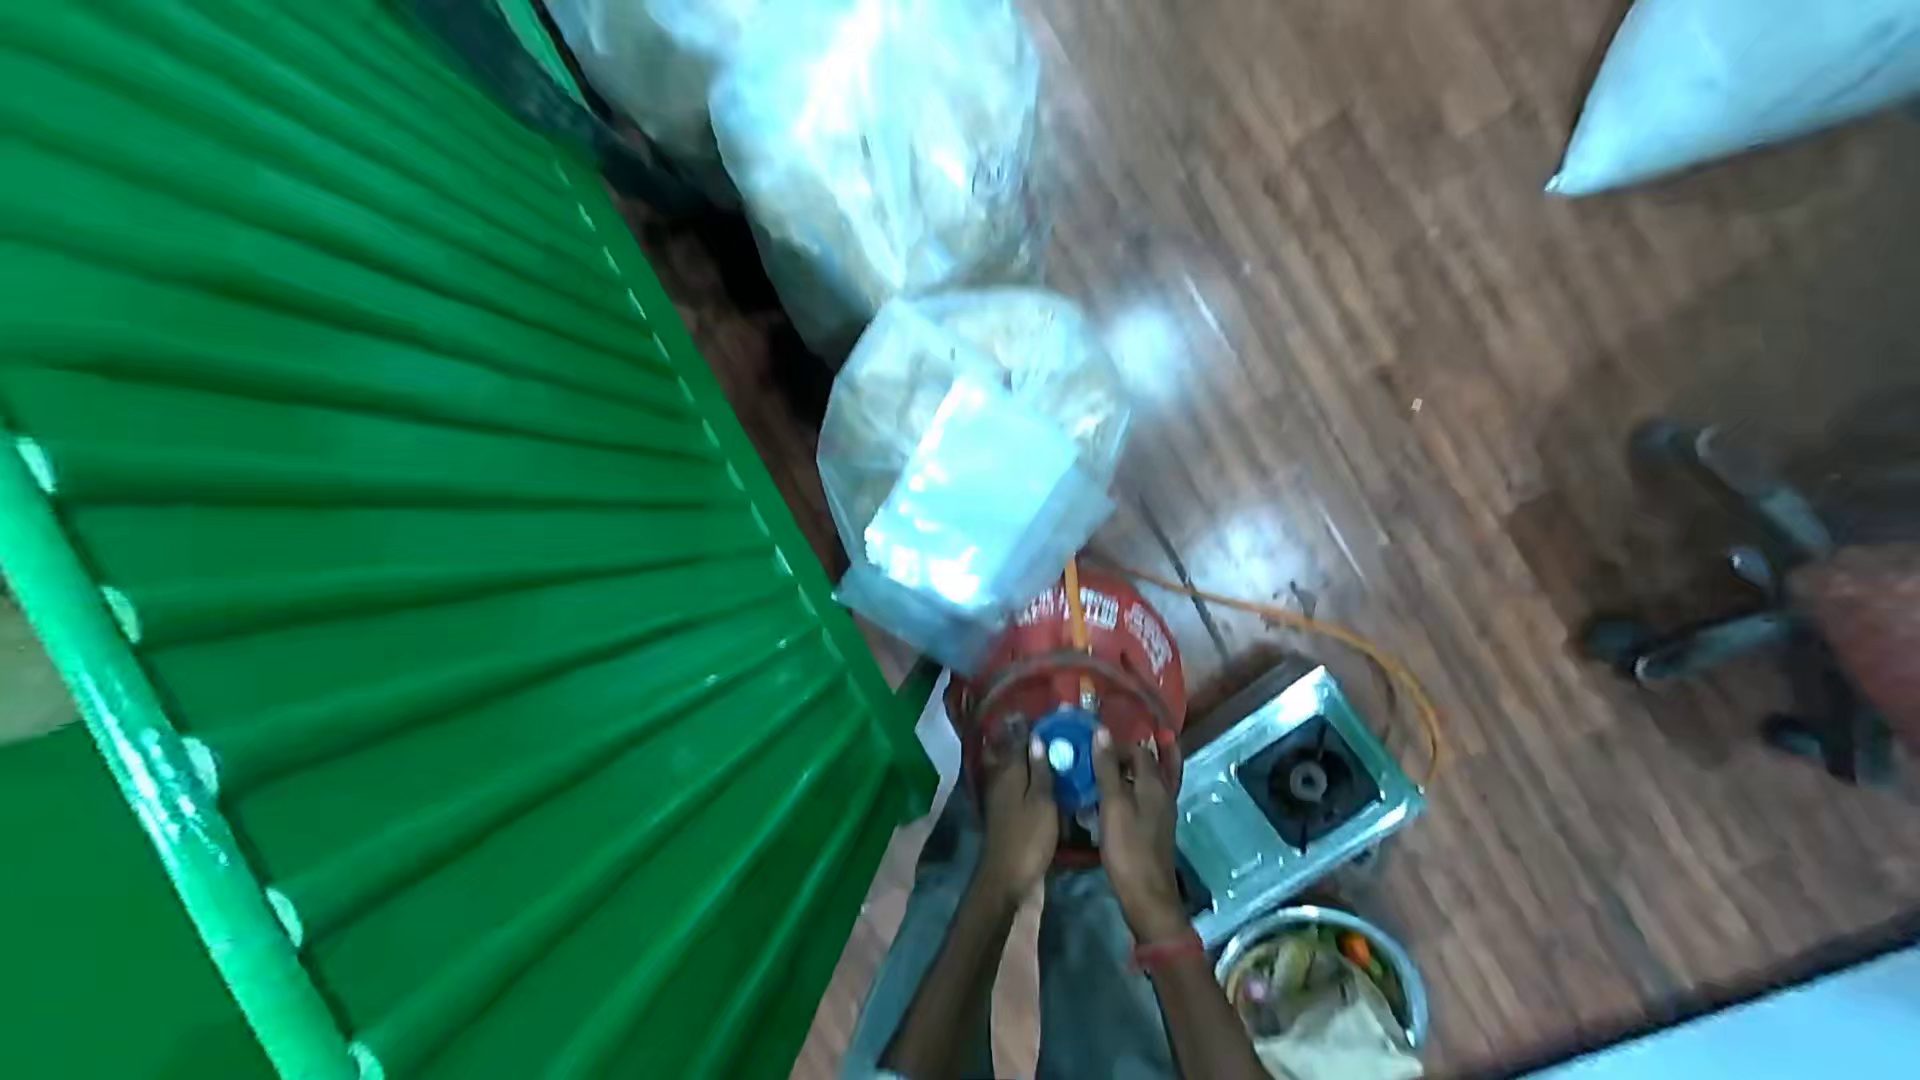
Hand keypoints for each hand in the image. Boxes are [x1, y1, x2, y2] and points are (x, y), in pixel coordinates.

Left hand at [975, 734, 1058, 903]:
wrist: (1006, 876)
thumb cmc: (1028, 836)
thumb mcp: (1042, 801)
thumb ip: (1041, 769)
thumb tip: (1037, 737)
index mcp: (1010, 771)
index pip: (1020, 739)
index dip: (1032, 726)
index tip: (1050, 716)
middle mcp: (1001, 778)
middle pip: (1015, 751)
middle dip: (1030, 740)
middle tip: (1054, 733)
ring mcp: (1000, 795)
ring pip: (1015, 768)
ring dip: (1029, 759)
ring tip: (1052, 753)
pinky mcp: (1004, 811)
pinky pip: (1017, 785)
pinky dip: (1028, 778)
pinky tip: (1044, 782)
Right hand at [1092, 726, 1188, 941]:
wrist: (1146, 895)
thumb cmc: (1128, 847)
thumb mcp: (1113, 803)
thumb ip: (1107, 767)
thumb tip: (1102, 731)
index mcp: (1155, 783)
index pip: (1139, 750)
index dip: (1116, 745)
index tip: (1091, 749)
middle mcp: (1162, 793)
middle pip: (1146, 763)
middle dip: (1124, 755)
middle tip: (1095, 755)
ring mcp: (1160, 812)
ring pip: (1143, 781)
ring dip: (1124, 773)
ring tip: (1096, 773)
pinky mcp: (1152, 827)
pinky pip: (1139, 798)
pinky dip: (1124, 792)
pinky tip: (1104, 799)